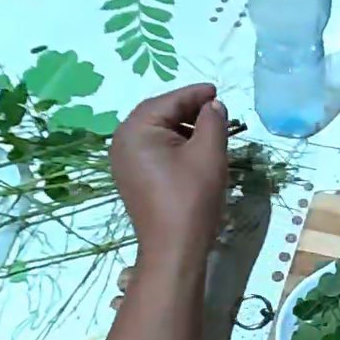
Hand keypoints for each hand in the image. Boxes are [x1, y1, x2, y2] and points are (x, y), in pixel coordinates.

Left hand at [111, 84, 229, 271]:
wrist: (174, 248)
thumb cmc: (191, 198)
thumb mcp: (209, 153)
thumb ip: (212, 121)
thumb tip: (213, 105)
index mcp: (136, 129)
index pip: (169, 100)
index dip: (196, 94)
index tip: (217, 91)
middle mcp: (122, 142)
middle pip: (158, 114)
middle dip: (188, 110)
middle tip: (215, 109)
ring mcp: (123, 162)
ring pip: (156, 133)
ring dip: (182, 128)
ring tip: (209, 131)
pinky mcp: (131, 179)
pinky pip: (152, 151)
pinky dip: (173, 145)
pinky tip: (193, 151)